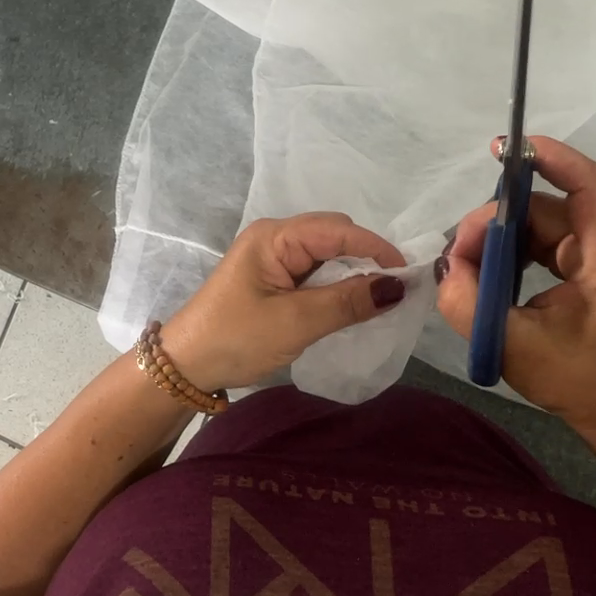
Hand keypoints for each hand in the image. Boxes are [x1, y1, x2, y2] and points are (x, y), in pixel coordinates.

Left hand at [163, 213, 408, 392]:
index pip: (338, 229)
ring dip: (351, 274)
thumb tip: (398, 287)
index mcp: (274, 237)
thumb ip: (348, 302)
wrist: (185, 366)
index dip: (376, 248)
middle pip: (333, 236)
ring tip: (377, 300)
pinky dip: (334, 285)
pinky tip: (349, 304)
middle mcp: (273, 238)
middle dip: (365, 258)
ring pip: (326, 255)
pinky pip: (313, 273)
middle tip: (393, 291)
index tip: (409, 275)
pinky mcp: (271, 279)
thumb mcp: (296, 322)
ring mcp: (271, 258)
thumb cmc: (235, 339)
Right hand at [435, 136, 595, 426]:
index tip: (505, 148)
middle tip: (457, 255)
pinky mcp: (591, 266)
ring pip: (542, 223)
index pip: (590, 187)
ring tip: (467, 270)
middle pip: (549, 208)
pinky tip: (489, 273)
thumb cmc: (581, 381)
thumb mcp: (513, 346)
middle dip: (497, 220)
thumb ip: (469, 304)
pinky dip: (512, 250)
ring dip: (500, 238)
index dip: (552, 159)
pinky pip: (545, 241)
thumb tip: (447, 266)